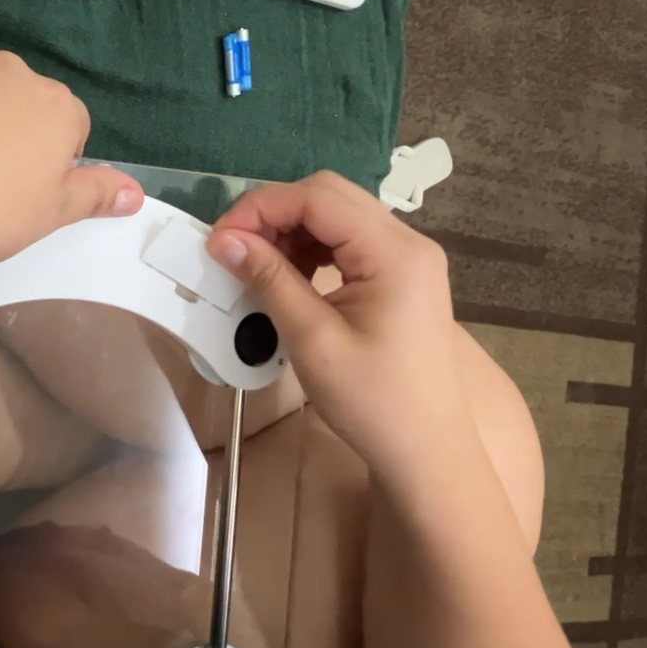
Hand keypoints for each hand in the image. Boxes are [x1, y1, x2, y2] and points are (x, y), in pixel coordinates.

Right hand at [206, 172, 475, 472]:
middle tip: (235, 249)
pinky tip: (288, 275)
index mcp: (394, 252)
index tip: (220, 239)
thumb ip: (268, 279)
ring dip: (289, 228)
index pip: (317, 198)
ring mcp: (407, 256)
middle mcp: (407, 241)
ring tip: (257, 264)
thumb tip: (223, 240)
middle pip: (328, 195)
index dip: (261, 207)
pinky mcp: (399, 274)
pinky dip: (309, 246)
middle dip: (273, 213)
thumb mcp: (312, 340)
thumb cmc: (373, 402)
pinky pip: (346, 238)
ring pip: (335, 213)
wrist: (426, 452)